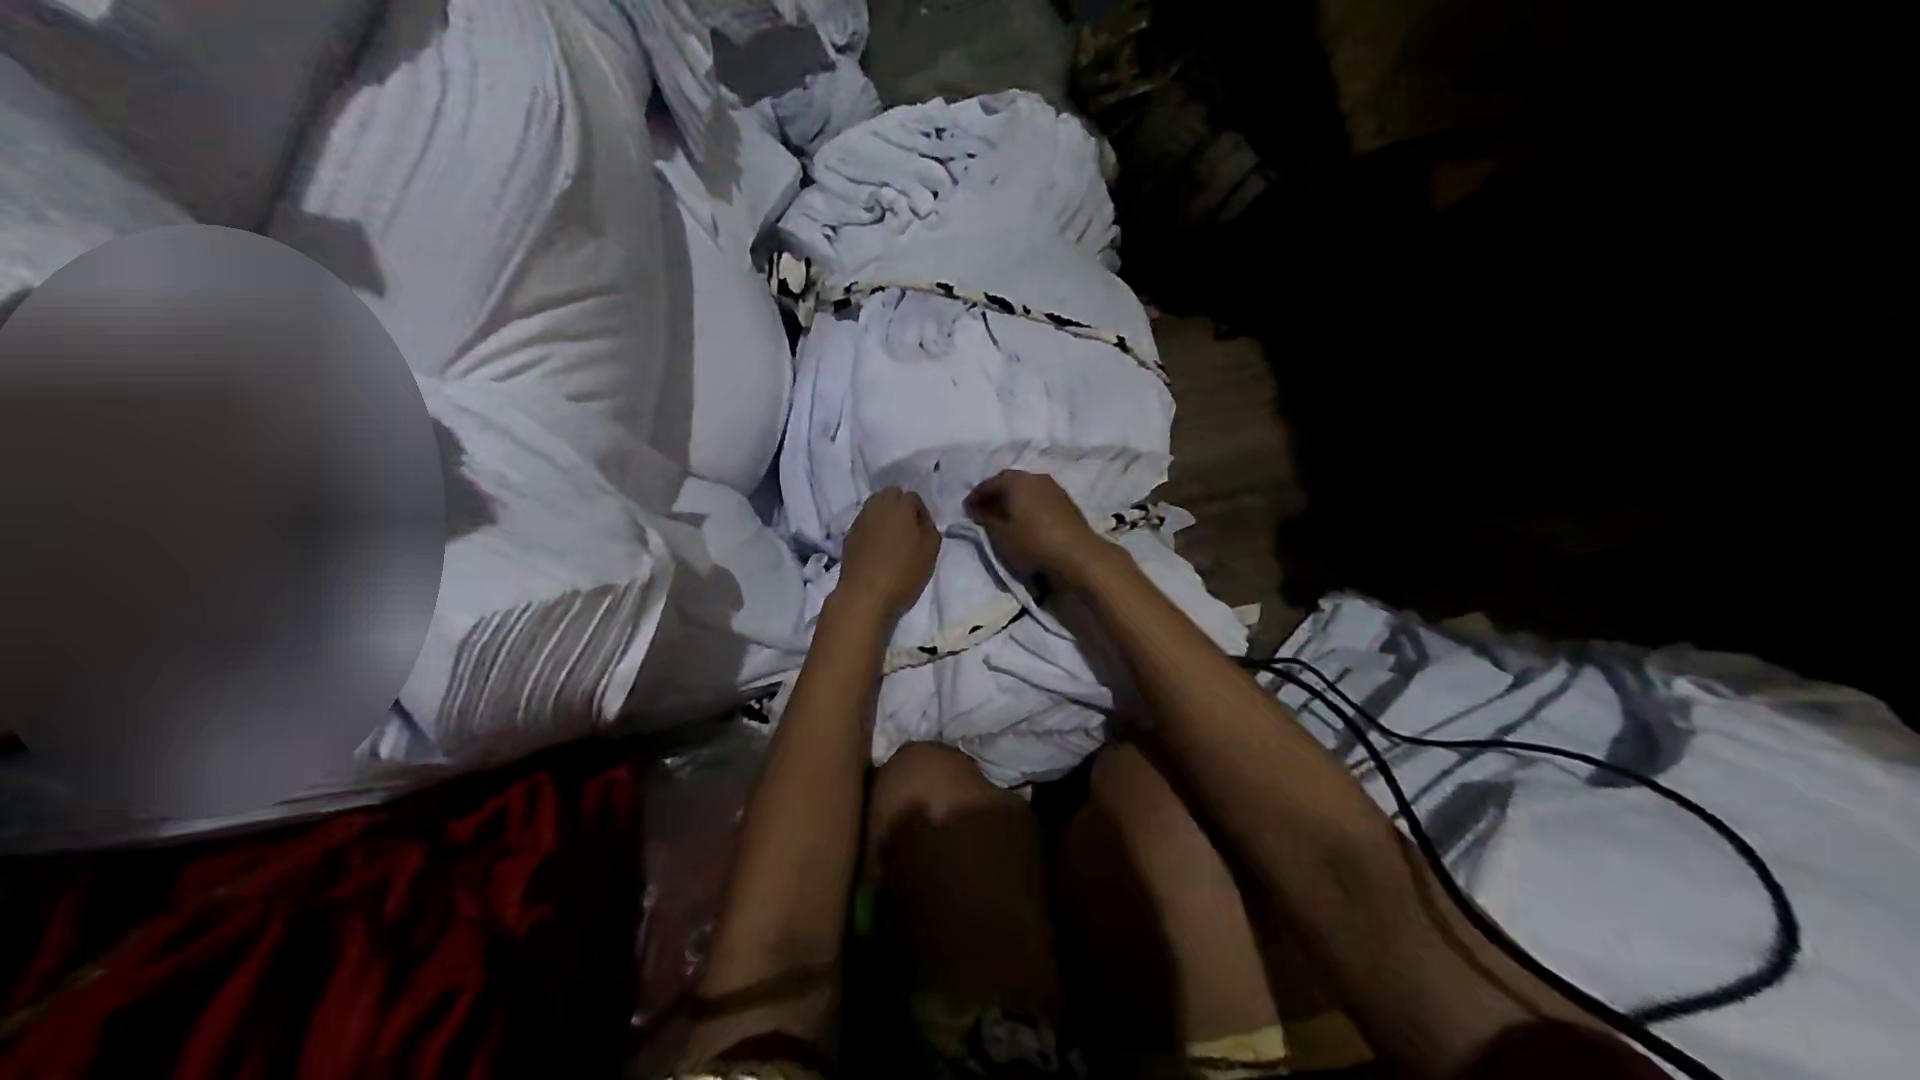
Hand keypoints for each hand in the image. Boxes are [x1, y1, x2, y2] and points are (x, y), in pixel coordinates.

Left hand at [838, 487, 939, 617]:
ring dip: (885, 516)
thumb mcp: (930, 552)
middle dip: (901, 507)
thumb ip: (931, 530)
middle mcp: (877, 506)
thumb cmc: (903, 572)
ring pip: (875, 507)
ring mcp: (859, 521)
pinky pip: (864, 524)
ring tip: (892, 539)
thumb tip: (922, 523)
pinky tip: (877, 550)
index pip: (914, 498)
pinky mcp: (848, 536)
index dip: (922, 514)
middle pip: (890, 495)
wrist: (865, 595)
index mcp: (899, 506)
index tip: (924, 533)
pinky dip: (872, 530)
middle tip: (908, 530)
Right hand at [964, 470, 1111, 585]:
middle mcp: (1034, 477)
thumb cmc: (1032, 542)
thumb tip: (978, 508)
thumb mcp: (1000, 534)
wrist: (1077, 553)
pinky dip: (1027, 504)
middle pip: (1009, 481)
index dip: (976, 495)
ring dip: (1012, 498)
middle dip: (994, 494)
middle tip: (983, 509)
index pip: (989, 483)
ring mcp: (1053, 488)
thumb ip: (985, 518)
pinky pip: (1038, 497)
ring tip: (1003, 515)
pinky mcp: (1065, 501)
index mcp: (1016, 481)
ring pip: (1026, 488)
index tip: (967, 508)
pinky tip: (1024, 518)